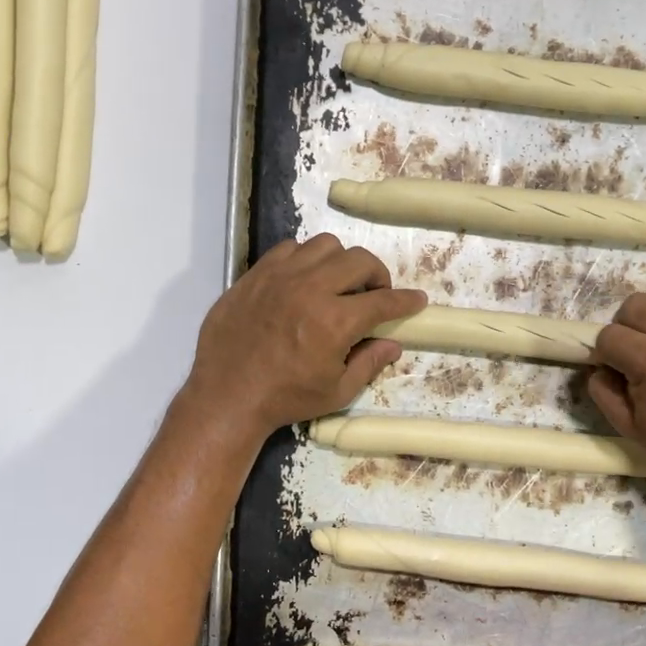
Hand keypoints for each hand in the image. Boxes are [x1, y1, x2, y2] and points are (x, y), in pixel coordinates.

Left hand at [182, 235, 425, 435]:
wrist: (228, 395)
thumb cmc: (286, 399)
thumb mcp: (336, 391)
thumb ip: (369, 363)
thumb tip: (393, 344)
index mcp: (335, 321)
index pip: (383, 300)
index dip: (405, 300)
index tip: (417, 300)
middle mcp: (310, 289)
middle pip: (359, 260)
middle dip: (377, 275)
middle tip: (375, 294)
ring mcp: (280, 277)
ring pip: (325, 246)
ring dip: (341, 262)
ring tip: (339, 284)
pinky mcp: (256, 275)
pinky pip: (290, 249)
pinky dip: (306, 260)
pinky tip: (304, 281)